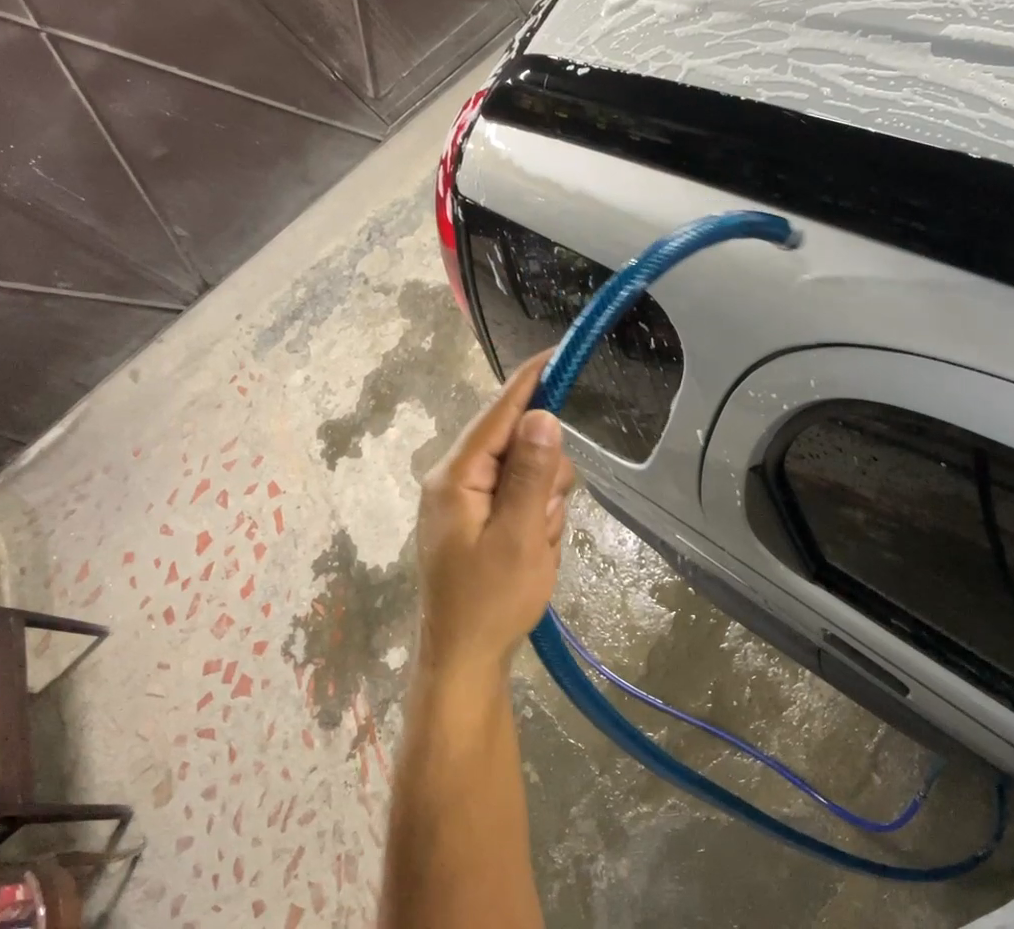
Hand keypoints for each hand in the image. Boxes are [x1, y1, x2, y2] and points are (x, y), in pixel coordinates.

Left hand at [416, 352, 575, 679]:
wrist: (465, 661)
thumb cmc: (491, 601)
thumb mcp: (519, 535)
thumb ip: (531, 474)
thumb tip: (543, 415)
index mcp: (456, 477)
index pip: (499, 414)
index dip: (531, 382)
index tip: (559, 352)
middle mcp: (454, 481)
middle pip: (519, 446)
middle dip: (545, 478)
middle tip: (543, 522)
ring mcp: (464, 503)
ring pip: (526, 476)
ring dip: (542, 506)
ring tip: (535, 547)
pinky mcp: (476, 522)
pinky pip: (519, 502)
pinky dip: (535, 522)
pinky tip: (530, 553)